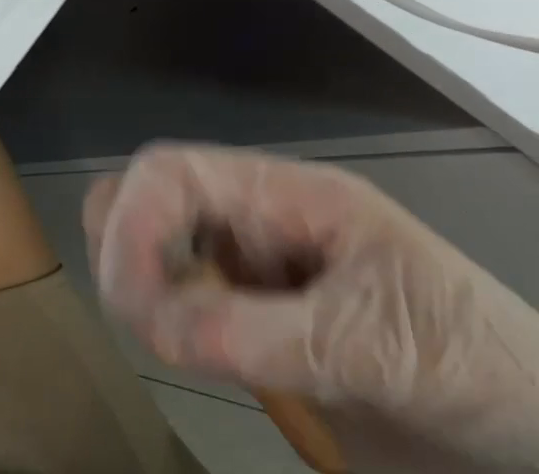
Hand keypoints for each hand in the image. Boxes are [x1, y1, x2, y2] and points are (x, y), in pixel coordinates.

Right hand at [84, 144, 538, 472]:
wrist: (538, 448)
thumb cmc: (488, 372)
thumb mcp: (385, 348)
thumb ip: (265, 333)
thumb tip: (152, 330)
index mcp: (291, 198)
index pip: (169, 173)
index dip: (131, 222)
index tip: (132, 300)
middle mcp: (256, 219)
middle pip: (139, 197)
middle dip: (121, 250)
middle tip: (141, 320)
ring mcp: (248, 266)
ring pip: (142, 243)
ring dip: (135, 284)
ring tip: (171, 341)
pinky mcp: (243, 313)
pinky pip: (168, 295)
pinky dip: (156, 317)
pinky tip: (190, 351)